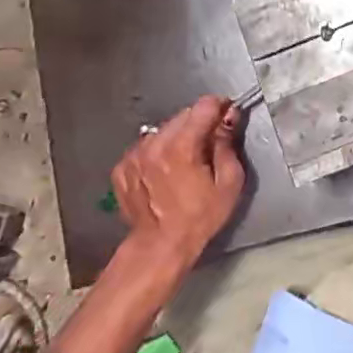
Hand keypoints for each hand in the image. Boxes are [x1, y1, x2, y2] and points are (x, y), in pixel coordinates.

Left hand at [111, 95, 245, 271]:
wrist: (161, 245)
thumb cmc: (200, 217)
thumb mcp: (229, 182)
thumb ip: (228, 144)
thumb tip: (228, 119)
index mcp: (182, 146)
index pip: (203, 106)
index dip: (220, 107)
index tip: (227, 115)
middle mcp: (154, 144)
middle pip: (182, 115)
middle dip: (199, 124)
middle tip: (210, 146)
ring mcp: (134, 155)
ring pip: (162, 130)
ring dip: (177, 137)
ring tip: (186, 163)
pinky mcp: (123, 167)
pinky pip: (146, 147)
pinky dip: (158, 152)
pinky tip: (166, 173)